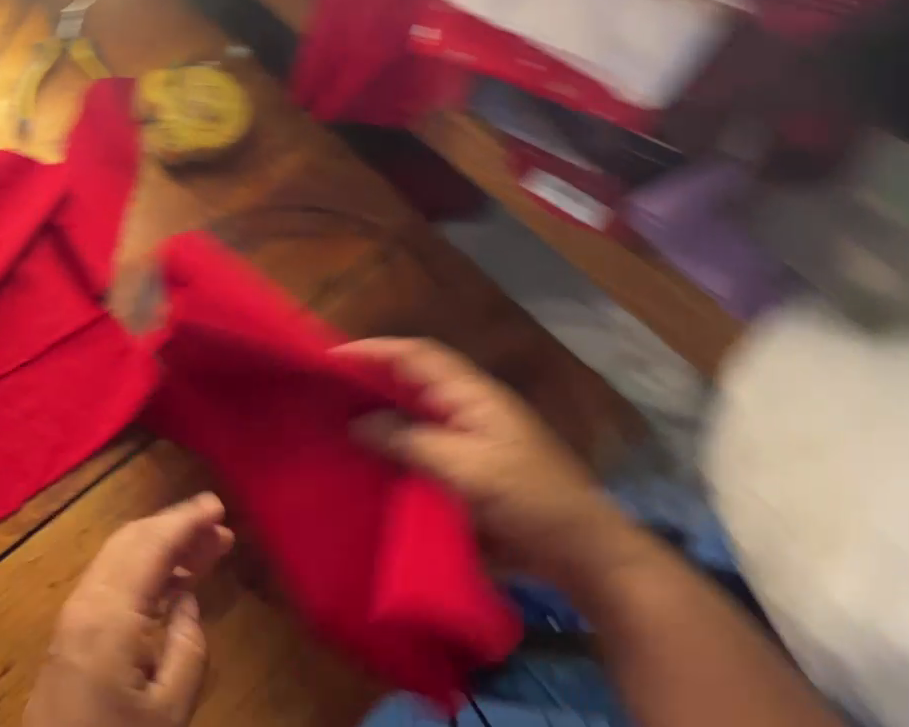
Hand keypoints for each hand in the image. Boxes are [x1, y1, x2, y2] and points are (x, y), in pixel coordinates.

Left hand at [24, 493, 234, 726]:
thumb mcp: (169, 711)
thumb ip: (186, 647)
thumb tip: (185, 599)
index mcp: (110, 614)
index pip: (150, 546)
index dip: (184, 521)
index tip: (216, 505)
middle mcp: (87, 600)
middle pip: (131, 543)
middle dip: (175, 527)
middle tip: (218, 526)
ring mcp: (74, 613)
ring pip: (119, 558)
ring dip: (160, 545)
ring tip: (205, 548)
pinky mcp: (71, 630)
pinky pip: (110, 580)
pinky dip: (143, 568)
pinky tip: (171, 580)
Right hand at [341, 338, 640, 588]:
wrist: (585, 557)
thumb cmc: (530, 501)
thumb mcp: (467, 468)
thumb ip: (409, 441)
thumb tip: (358, 423)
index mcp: (473, 396)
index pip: (417, 356)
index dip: (374, 351)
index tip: (329, 360)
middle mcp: (468, 409)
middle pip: (411, 382)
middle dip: (368, 381)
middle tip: (323, 391)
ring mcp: (469, 441)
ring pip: (412, 416)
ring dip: (376, 416)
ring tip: (333, 422)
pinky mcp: (466, 474)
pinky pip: (418, 450)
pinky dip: (390, 449)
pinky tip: (365, 462)